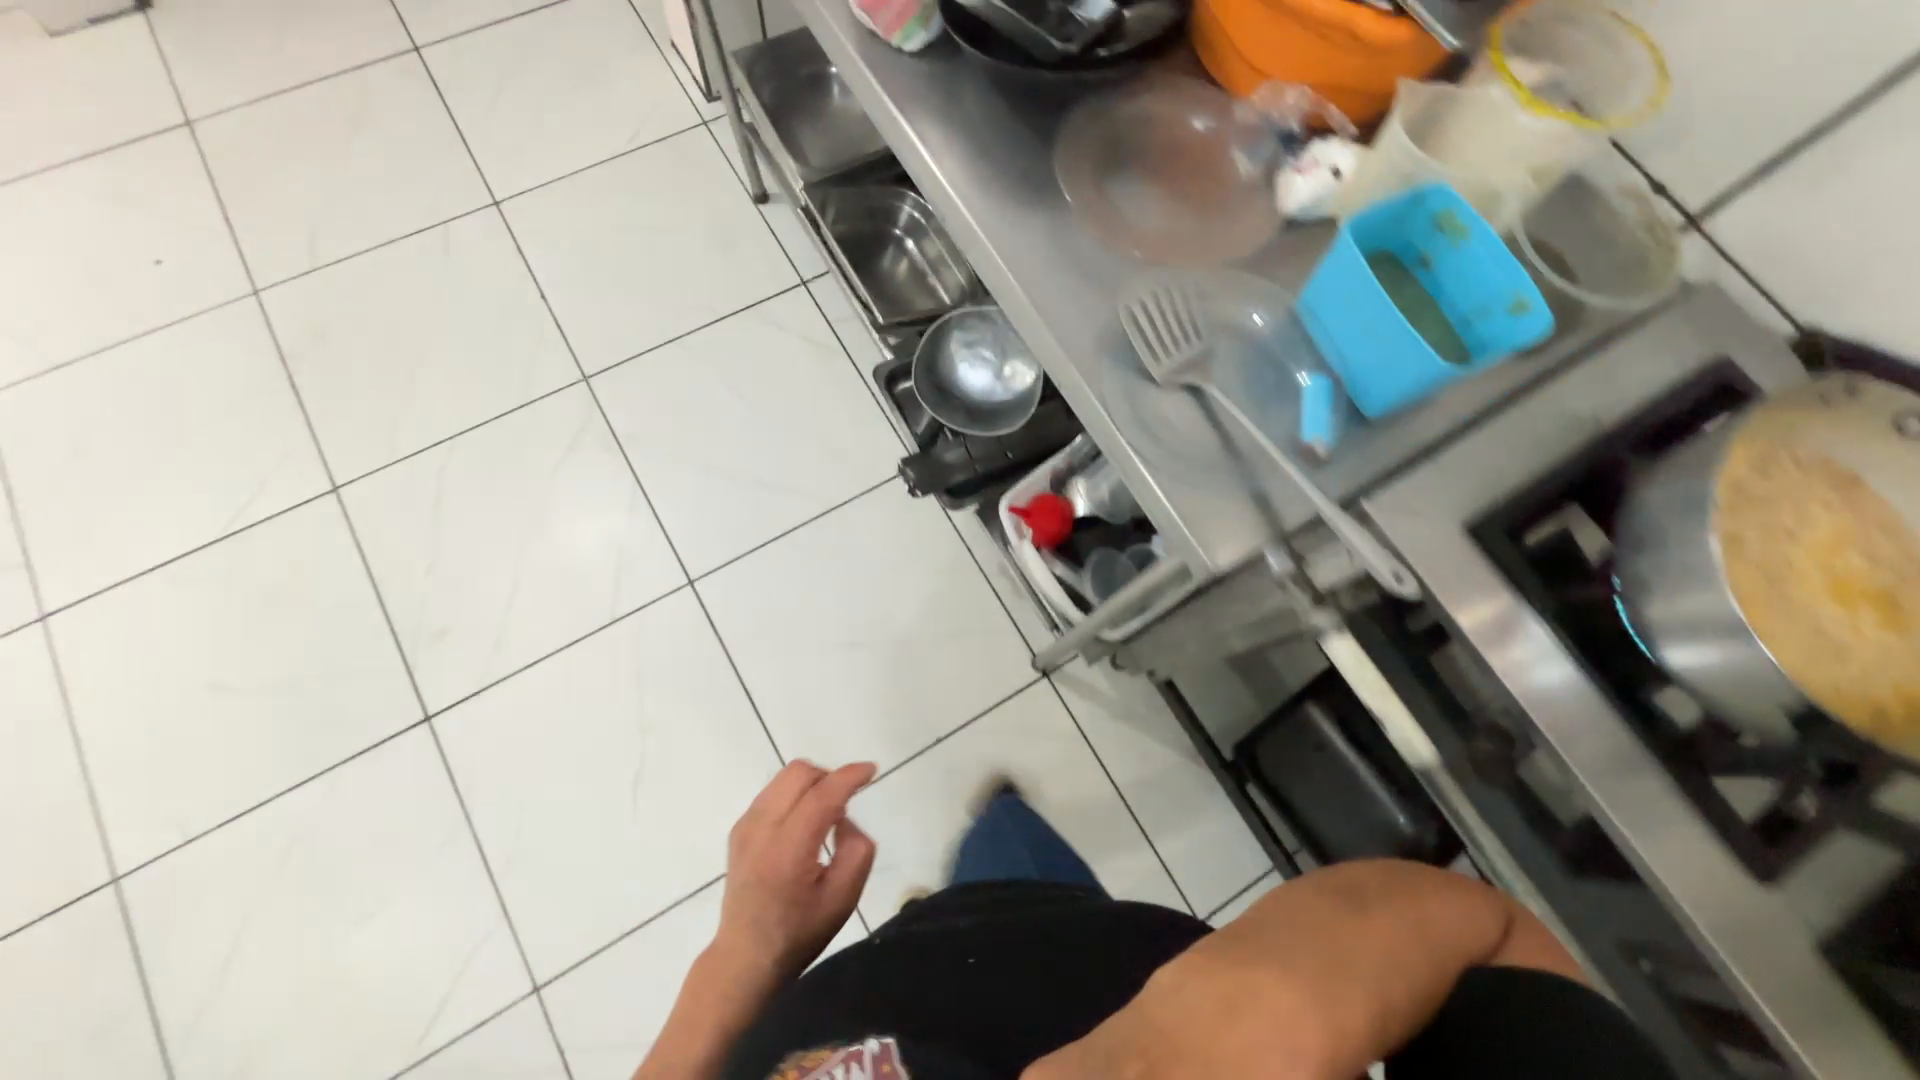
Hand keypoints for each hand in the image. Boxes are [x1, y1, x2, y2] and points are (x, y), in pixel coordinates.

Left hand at [714, 761, 877, 983]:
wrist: (746, 955)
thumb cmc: (800, 931)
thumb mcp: (844, 899)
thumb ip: (857, 850)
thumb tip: (844, 818)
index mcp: (788, 850)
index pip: (822, 795)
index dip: (849, 776)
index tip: (871, 771)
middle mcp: (761, 829)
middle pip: (799, 772)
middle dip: (829, 777)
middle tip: (846, 802)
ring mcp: (745, 826)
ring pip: (783, 778)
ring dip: (811, 784)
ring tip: (824, 817)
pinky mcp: (739, 829)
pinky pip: (772, 793)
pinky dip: (794, 796)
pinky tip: (802, 826)